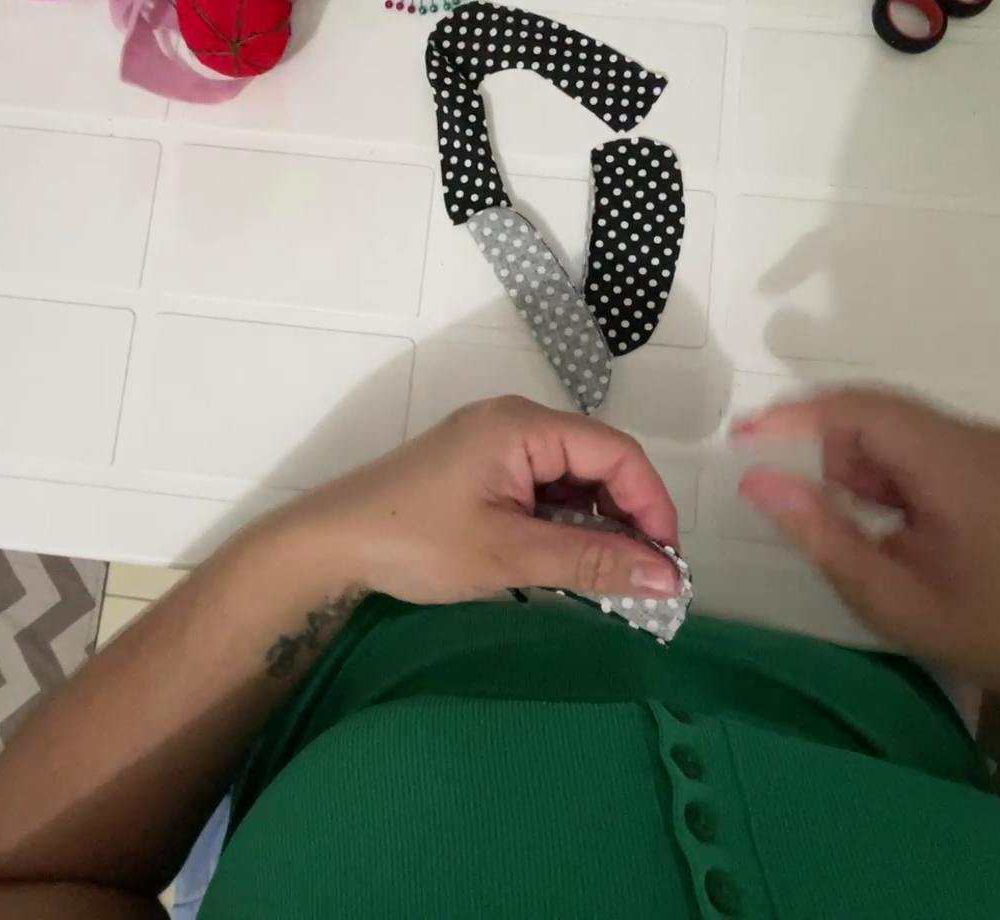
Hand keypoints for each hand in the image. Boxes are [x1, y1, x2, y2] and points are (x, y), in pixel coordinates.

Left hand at [265, 396, 683, 606]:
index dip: (651, 503)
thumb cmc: (416, 542)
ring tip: (600, 576)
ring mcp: (493, 443)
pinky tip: (560, 560)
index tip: (665, 561)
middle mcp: (513, 422)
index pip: (616, 451)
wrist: (330, 543)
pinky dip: (558, 523)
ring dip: (591, 524)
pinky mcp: (479, 467)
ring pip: (568, 478)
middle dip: (622, 517)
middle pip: (595, 461)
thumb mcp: (509, 554)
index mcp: (523, 425)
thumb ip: (592, 561)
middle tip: (636, 577)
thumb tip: (669, 577)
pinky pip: (539, 488)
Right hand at [735, 387, 999, 697]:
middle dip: (825, 450)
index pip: (863, 412)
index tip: (741, 435)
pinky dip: (874, 469)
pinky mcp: (978, 452)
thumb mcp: (883, 595)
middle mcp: (976, 438)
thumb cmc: (973, 630)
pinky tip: (886, 515)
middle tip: (816, 510)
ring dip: (851, 464)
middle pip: (870, 411)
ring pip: (882, 422)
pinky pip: (902, 437)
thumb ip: (817, 532)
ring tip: (868, 526)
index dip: (795, 417)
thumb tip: (753, 479)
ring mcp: (981, 441)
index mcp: (962, 469)